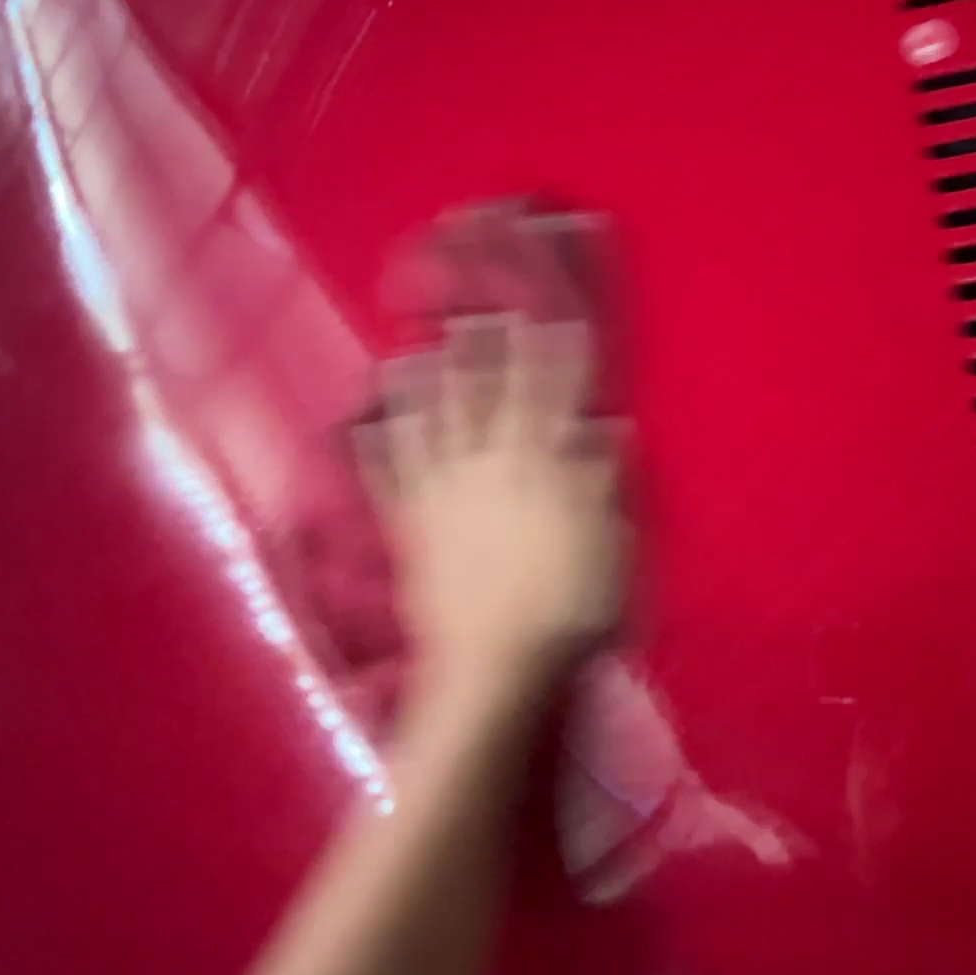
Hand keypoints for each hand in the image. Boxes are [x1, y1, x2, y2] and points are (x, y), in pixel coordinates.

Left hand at [359, 314, 627, 692]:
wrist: (492, 665)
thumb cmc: (564, 611)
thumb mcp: (607, 549)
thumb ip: (601, 483)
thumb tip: (607, 428)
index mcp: (539, 470)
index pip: (551, 399)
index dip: (555, 356)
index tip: (554, 317)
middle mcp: (487, 467)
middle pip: (487, 396)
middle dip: (488, 348)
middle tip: (481, 308)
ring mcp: (442, 493)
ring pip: (430, 422)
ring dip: (426, 381)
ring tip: (417, 346)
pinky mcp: (410, 524)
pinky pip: (388, 474)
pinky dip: (376, 442)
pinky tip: (368, 420)